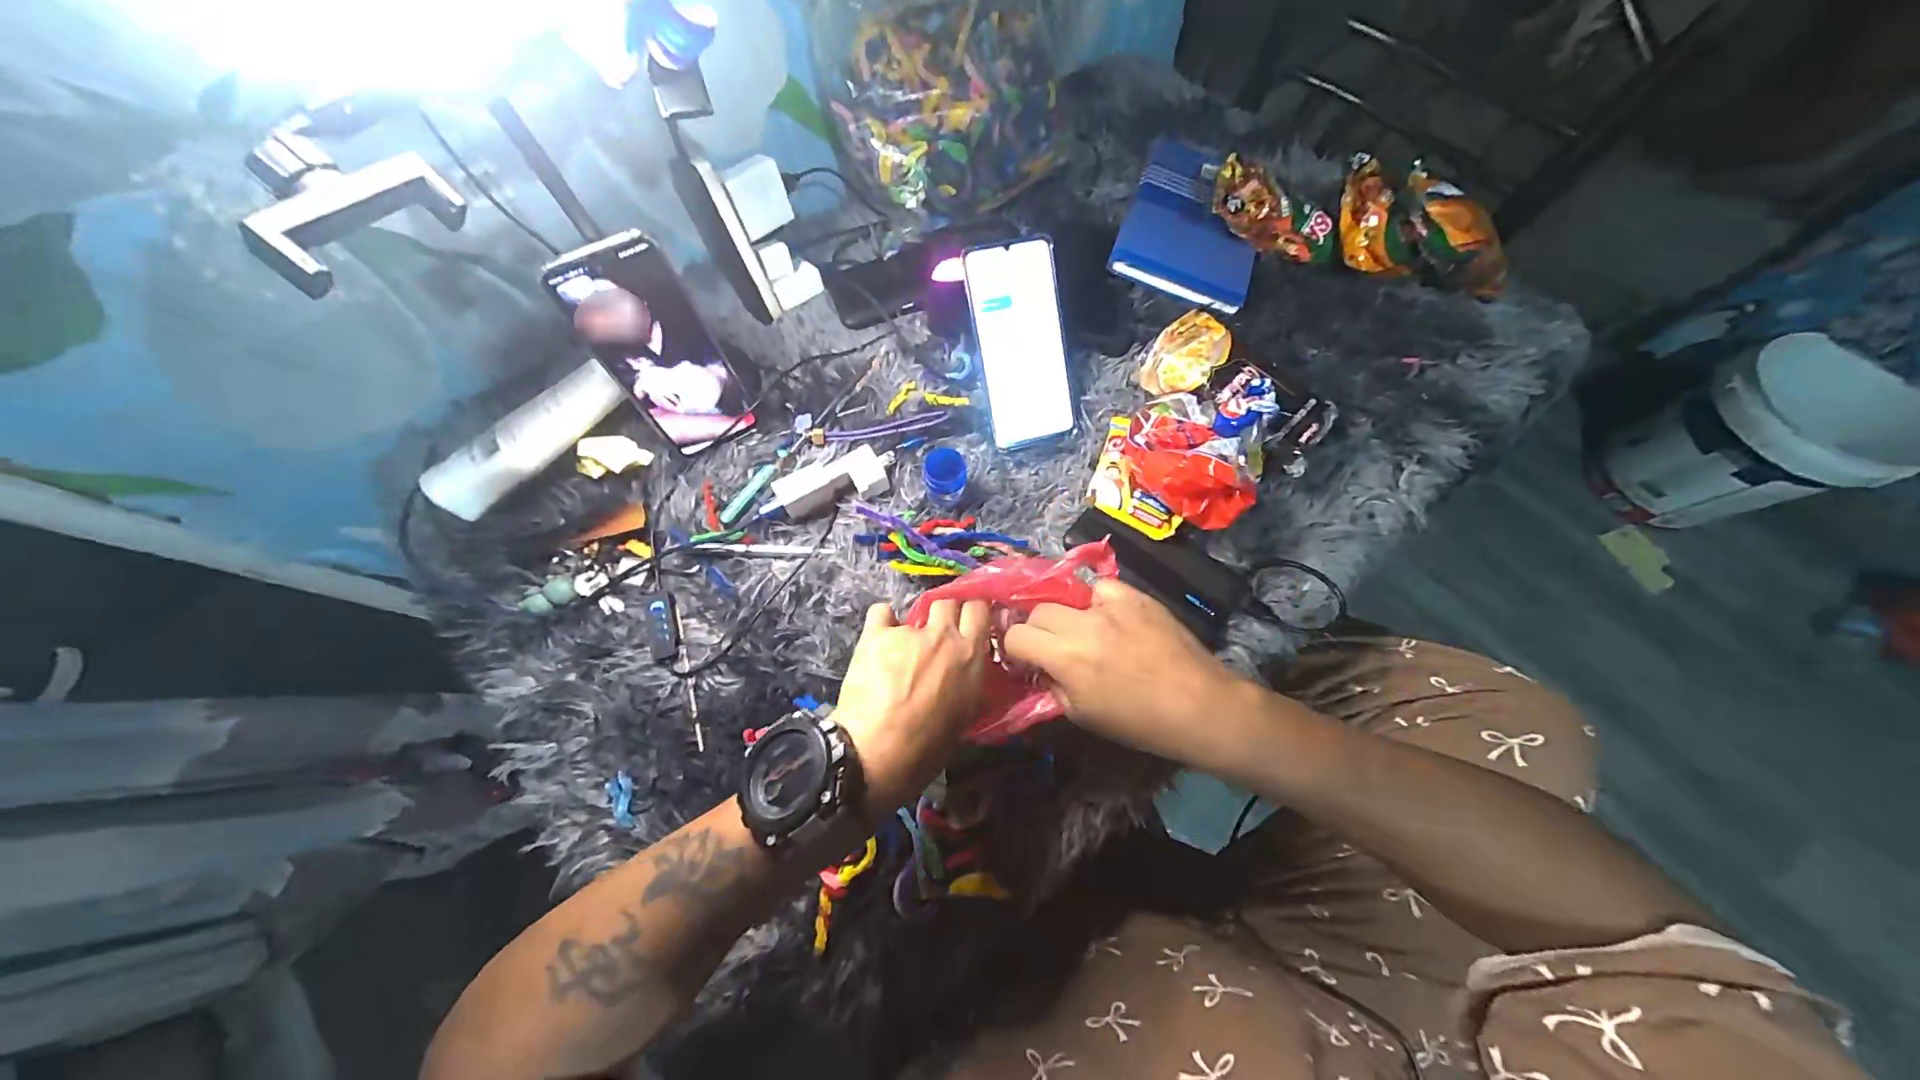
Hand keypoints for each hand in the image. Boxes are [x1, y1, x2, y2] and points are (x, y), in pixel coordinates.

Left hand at [835, 599, 990, 814]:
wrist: (875, 755)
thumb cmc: (925, 749)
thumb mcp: (964, 715)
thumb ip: (968, 683)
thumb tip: (965, 673)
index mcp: (971, 658)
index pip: (979, 609)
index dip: (971, 613)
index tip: (966, 623)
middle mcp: (944, 637)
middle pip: (948, 603)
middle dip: (943, 614)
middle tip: (935, 634)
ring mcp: (909, 633)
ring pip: (915, 610)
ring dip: (913, 625)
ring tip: (902, 647)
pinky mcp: (876, 635)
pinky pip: (881, 612)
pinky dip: (882, 622)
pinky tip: (878, 640)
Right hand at [1003, 579, 1257, 767]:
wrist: (1199, 706)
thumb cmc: (1139, 722)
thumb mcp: (1082, 714)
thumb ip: (1052, 685)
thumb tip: (1039, 668)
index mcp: (1067, 658)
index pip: (1016, 635)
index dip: (1015, 648)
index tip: (1026, 659)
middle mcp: (1083, 625)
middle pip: (1036, 610)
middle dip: (1037, 629)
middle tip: (1051, 646)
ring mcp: (1112, 605)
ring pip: (1066, 595)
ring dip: (1066, 614)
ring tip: (1081, 630)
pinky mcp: (1135, 596)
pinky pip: (1100, 588)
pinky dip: (1097, 601)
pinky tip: (1110, 617)